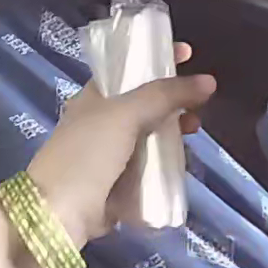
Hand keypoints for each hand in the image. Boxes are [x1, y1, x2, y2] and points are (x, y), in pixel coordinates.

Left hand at [25, 42, 214, 243]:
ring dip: (175, 131)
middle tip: (199, 103)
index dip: (157, 58)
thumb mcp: (124, 114)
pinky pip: (151, 166)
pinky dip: (168, 161)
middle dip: (174, 99)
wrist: (59, 213)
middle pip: (146, 102)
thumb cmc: (87, 154)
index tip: (188, 54)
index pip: (130, 68)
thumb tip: (207, 82)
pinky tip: (182, 162)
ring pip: (152, 135)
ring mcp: (112, 154)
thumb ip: (164, 95)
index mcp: (95, 97)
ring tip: (194, 132)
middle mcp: (103, 122)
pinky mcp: (121, 183)